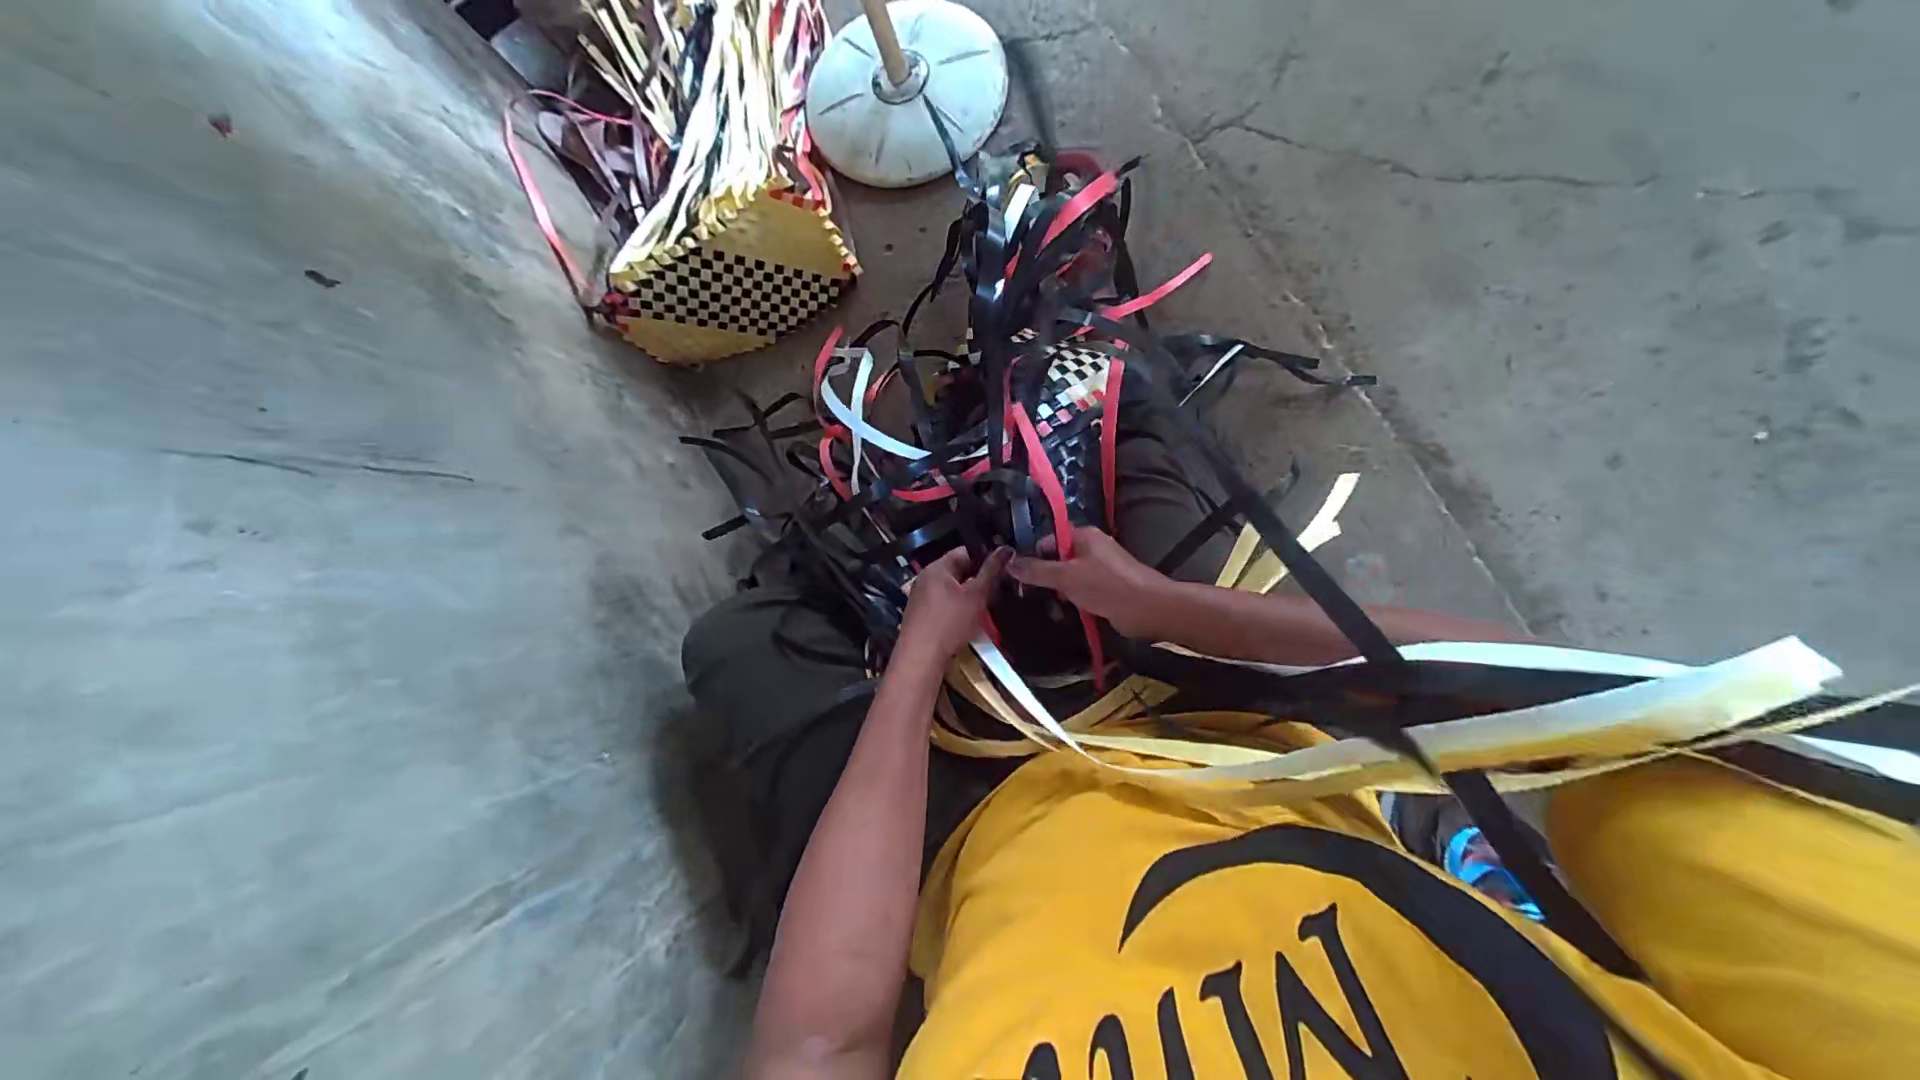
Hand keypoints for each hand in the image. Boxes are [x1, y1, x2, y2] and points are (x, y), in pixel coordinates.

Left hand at [895, 546, 1011, 663]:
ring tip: (981, 608)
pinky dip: (955, 607)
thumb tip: (1006, 549)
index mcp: (938, 567)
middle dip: (977, 580)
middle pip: (957, 570)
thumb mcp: (976, 595)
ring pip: (951, 588)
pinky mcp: (920, 612)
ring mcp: (920, 595)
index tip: (1000, 571)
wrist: (921, 655)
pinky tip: (964, 620)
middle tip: (994, 592)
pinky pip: (942, 602)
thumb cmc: (949, 622)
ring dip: (967, 595)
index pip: (965, 551)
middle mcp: (926, 576)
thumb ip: (991, 571)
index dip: (985, 559)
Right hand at [1007, 528, 1173, 637]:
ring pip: (1071, 575)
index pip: (1049, 539)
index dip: (1033, 555)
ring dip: (1061, 589)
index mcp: (1084, 536)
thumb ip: (1036, 570)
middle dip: (1046, 575)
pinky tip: (1069, 609)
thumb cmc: (1106, 587)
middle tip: (1032, 592)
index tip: (1020, 575)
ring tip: (1049, 603)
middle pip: (1059, 557)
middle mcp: (1093, 547)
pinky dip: (1076, 598)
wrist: (1148, 609)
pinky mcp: (1108, 586)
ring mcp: (1102, 567)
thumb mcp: (1065, 577)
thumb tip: (1009, 563)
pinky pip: (1084, 588)